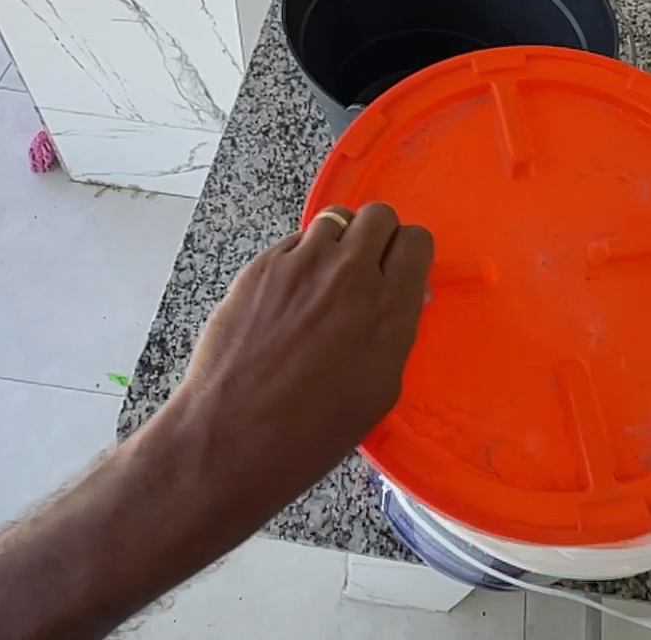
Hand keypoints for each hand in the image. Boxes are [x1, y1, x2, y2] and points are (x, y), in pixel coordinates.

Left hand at [176, 203, 433, 509]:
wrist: (234, 435)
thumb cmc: (315, 430)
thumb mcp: (381, 388)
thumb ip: (397, 329)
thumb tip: (402, 295)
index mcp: (388, 308)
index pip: (416, 241)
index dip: (409, 252)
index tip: (400, 269)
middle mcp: (350, 273)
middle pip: (379, 215)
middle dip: (378, 236)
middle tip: (366, 266)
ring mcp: (303, 263)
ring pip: (336, 218)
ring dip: (338, 241)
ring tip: (324, 276)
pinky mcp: (264, 265)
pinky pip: (296, 241)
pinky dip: (300, 257)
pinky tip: (289, 293)